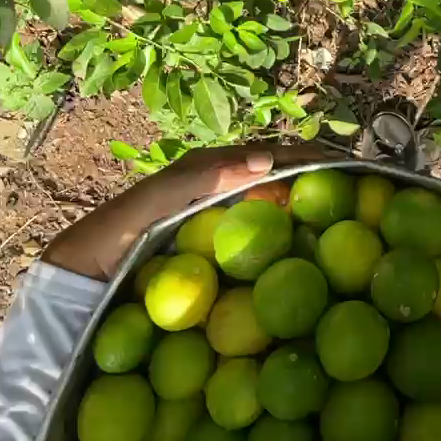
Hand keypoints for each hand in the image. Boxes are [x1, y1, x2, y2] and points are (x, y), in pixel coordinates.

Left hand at [40, 142, 330, 280]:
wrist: (77, 286)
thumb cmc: (110, 238)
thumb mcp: (151, 201)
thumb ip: (199, 178)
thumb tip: (266, 160)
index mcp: (211, 172)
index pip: (270, 156)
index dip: (308, 154)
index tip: (347, 162)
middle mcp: (221, 195)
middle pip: (280, 182)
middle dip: (320, 179)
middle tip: (363, 190)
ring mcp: (221, 229)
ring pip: (275, 213)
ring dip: (311, 209)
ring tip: (352, 219)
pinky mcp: (217, 259)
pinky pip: (261, 247)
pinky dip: (290, 242)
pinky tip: (310, 257)